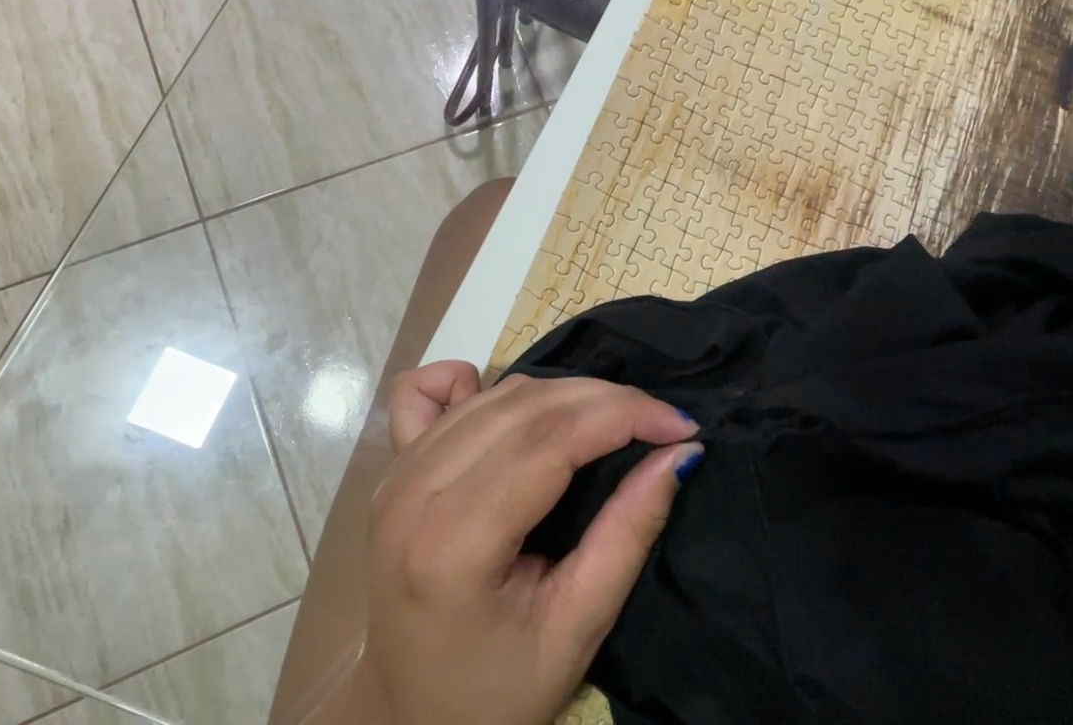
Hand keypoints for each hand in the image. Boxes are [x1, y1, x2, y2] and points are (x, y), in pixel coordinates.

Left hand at [350, 360, 702, 724]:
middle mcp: (414, 491)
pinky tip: (512, 403)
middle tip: (660, 421)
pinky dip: (472, 382)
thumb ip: (626, 534)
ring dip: (561, 393)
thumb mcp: (577, 628)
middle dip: (605, 399)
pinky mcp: (391, 469)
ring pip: (492, 396)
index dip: (623, 416)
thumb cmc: (497, 690)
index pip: (549, 441)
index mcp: (453, 542)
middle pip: (524, 406)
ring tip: (614, 419)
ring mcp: (395, 474)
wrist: (410, 715)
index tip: (681, 424)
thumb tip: (678, 454)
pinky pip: (422, 393)